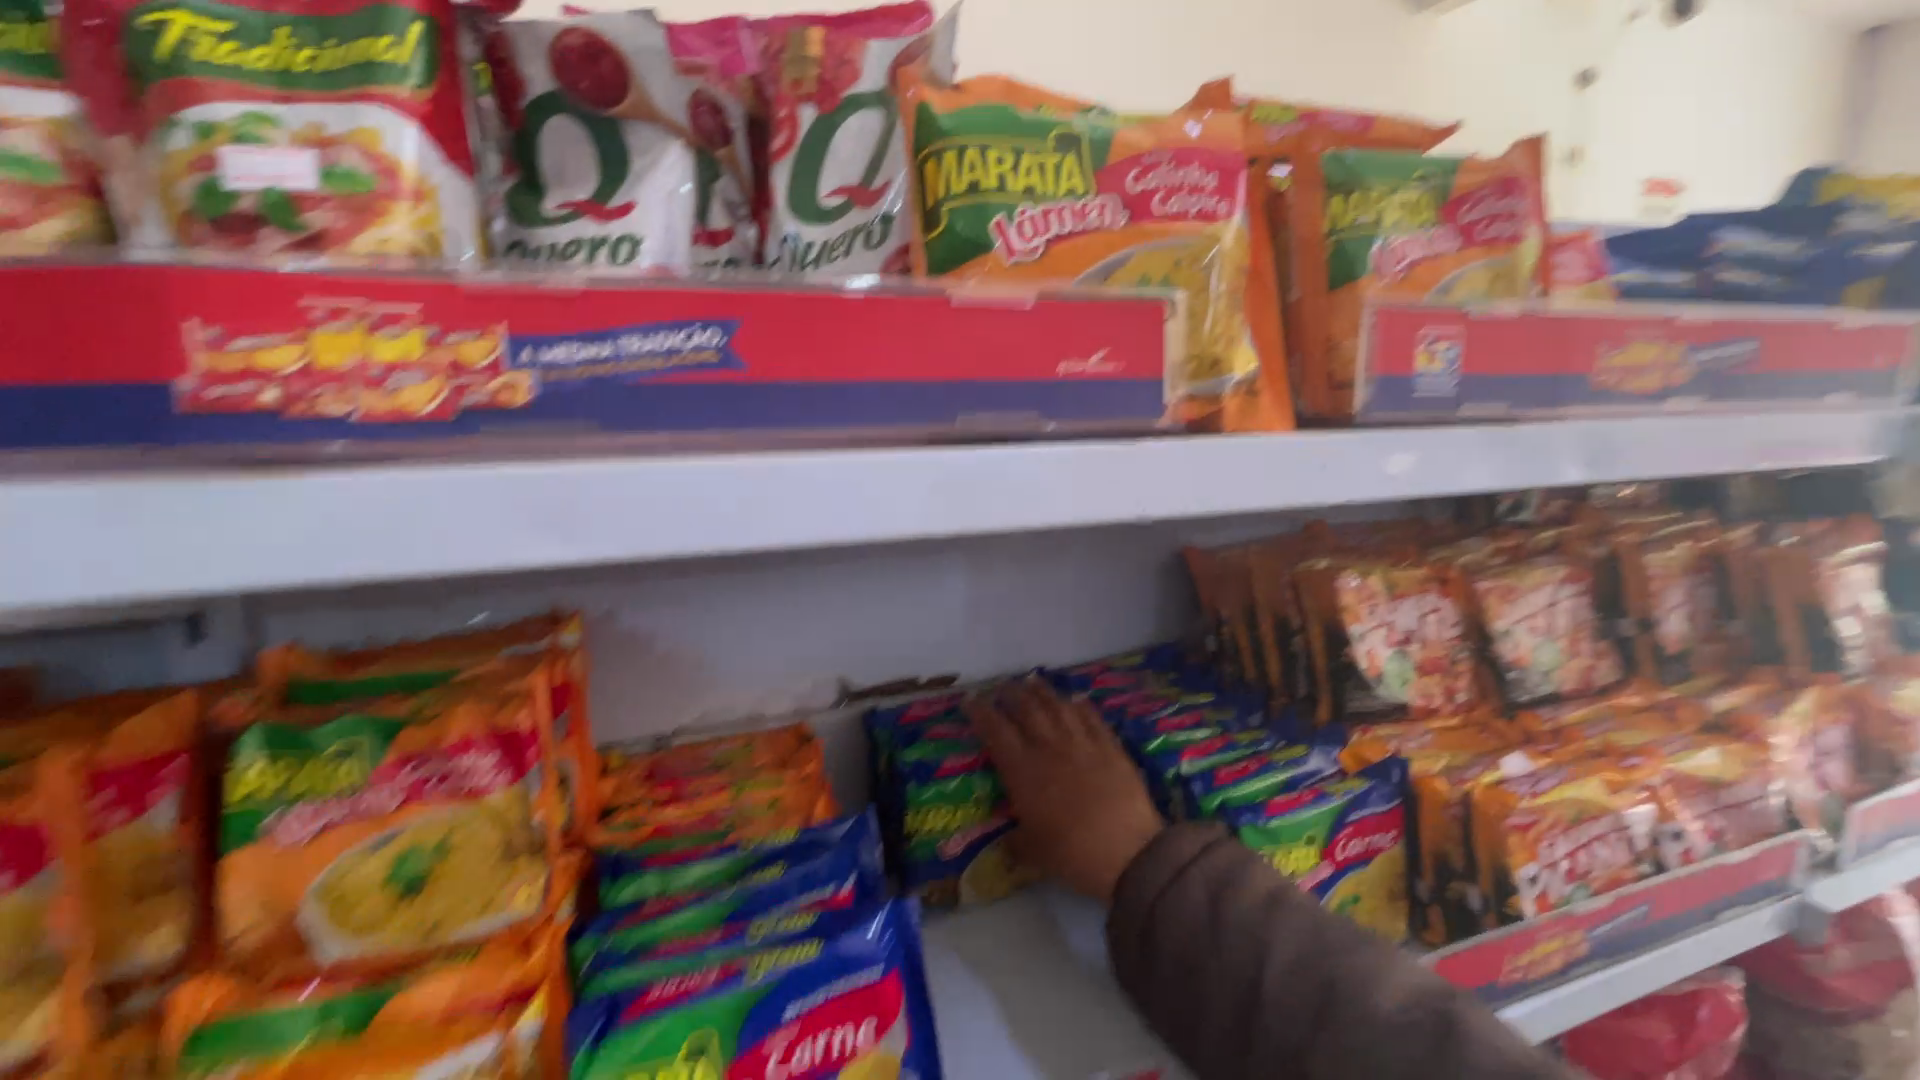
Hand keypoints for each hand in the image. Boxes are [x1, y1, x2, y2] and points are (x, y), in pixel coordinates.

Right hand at [968, 678, 1164, 903]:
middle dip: (1010, 693)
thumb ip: (1015, 841)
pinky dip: (1080, 706)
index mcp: (1022, 770)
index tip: (970, 700)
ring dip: (1042, 691)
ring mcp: (1082, 743)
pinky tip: (1075, 700)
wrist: (1127, 851)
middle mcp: (1049, 747)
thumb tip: (1007, 842)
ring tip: (1033, 682)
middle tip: (1002, 688)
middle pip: (1026, 708)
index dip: (980, 711)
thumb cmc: (1072, 853)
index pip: (995, 729)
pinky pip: (1091, 717)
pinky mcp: (1110, 747)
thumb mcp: (1032, 851)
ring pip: (1058, 705)